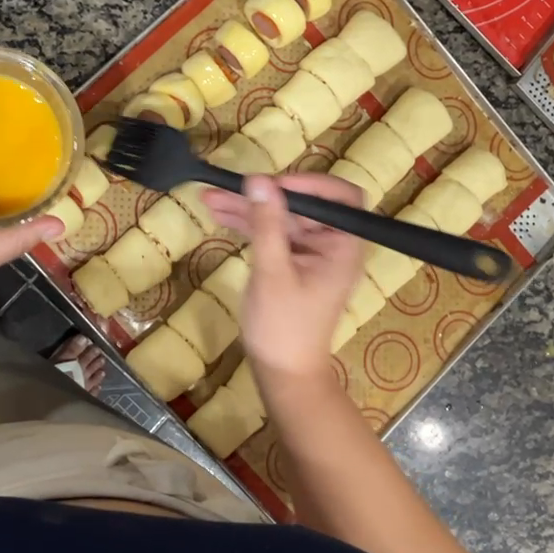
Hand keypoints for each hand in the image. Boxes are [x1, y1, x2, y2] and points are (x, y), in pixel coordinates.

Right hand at [204, 173, 364, 382]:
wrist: (282, 373)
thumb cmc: (284, 327)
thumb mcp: (273, 272)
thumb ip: (267, 224)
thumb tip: (258, 179)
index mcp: (344, 246)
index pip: (341, 197)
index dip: (311, 184)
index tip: (274, 184)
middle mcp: (332, 245)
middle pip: (303, 205)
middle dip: (265, 195)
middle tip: (229, 187)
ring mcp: (310, 254)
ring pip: (281, 218)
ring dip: (248, 208)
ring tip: (209, 197)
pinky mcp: (291, 263)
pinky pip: (272, 234)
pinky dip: (249, 225)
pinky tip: (219, 213)